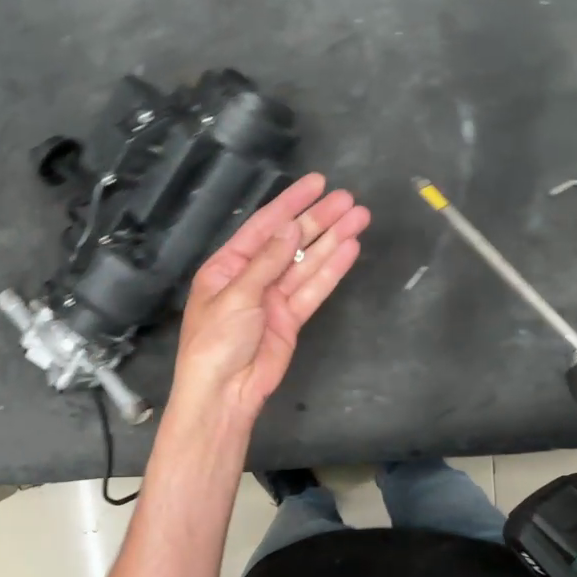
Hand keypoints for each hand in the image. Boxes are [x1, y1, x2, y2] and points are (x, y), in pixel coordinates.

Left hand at [173, 174, 370, 419]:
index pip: (262, 228)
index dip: (289, 204)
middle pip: (288, 243)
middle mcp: (250, 279)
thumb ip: (266, 262)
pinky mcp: (290, 320)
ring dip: (331, 240)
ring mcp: (272, 299)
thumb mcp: (236, 296)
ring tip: (360, 216)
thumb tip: (291, 228)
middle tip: (349, 199)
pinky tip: (350, 247)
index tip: (317, 183)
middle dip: (318, 220)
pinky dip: (331, 270)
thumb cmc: (216, 341)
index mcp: (225, 268)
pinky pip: (313, 289)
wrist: (223, 393)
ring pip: (305, 263)